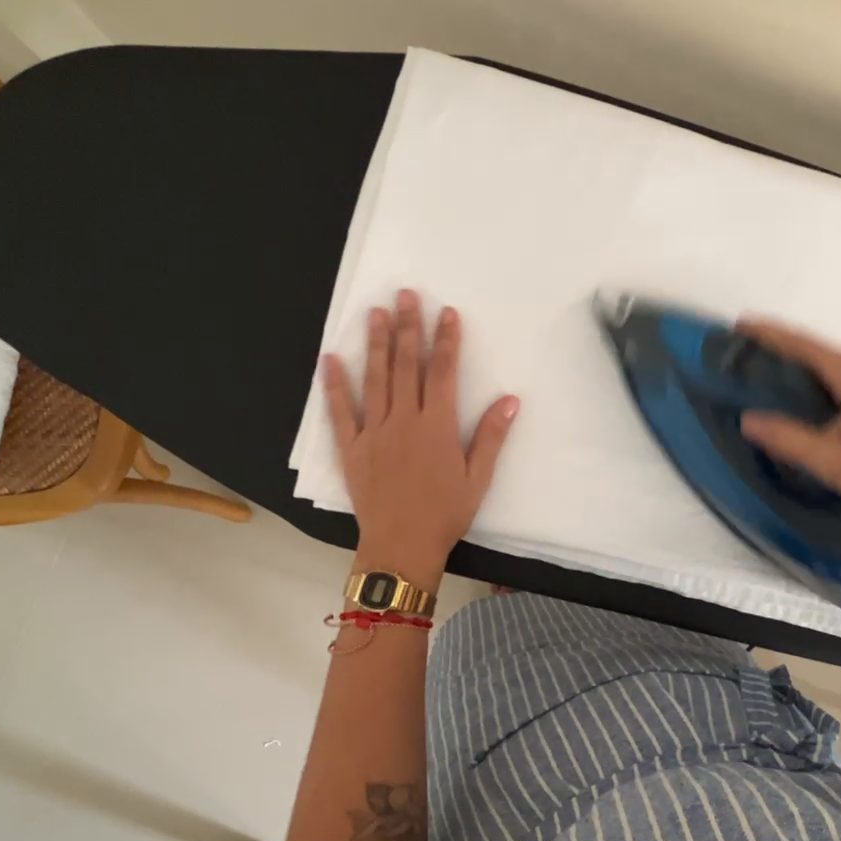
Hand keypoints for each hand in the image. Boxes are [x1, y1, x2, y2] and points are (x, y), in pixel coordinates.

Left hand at [322, 289, 519, 582]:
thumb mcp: (478, 479)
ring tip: (375, 313)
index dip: (446, 340)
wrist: (401, 546)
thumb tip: (510, 400)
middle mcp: (404, 421)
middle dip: (409, 327)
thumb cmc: (445, 514)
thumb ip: (491, 436)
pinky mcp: (351, 448)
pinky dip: (334, 385)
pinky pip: (340, 411)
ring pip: (375, 379)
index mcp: (437, 427)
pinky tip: (331, 359)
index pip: (442, 373)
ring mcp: (374, 432)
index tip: (447, 312)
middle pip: (406, 366)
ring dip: (376, 344)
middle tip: (405, 294)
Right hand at [737, 319, 840, 536]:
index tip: (744, 322)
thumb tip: (749, 420)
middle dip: (799, 362)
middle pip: (831, 357)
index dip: (771, 333)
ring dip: (828, 380)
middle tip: (769, 374)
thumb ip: (786, 437)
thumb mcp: (829, 462)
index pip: (805, 346)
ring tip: (806, 402)